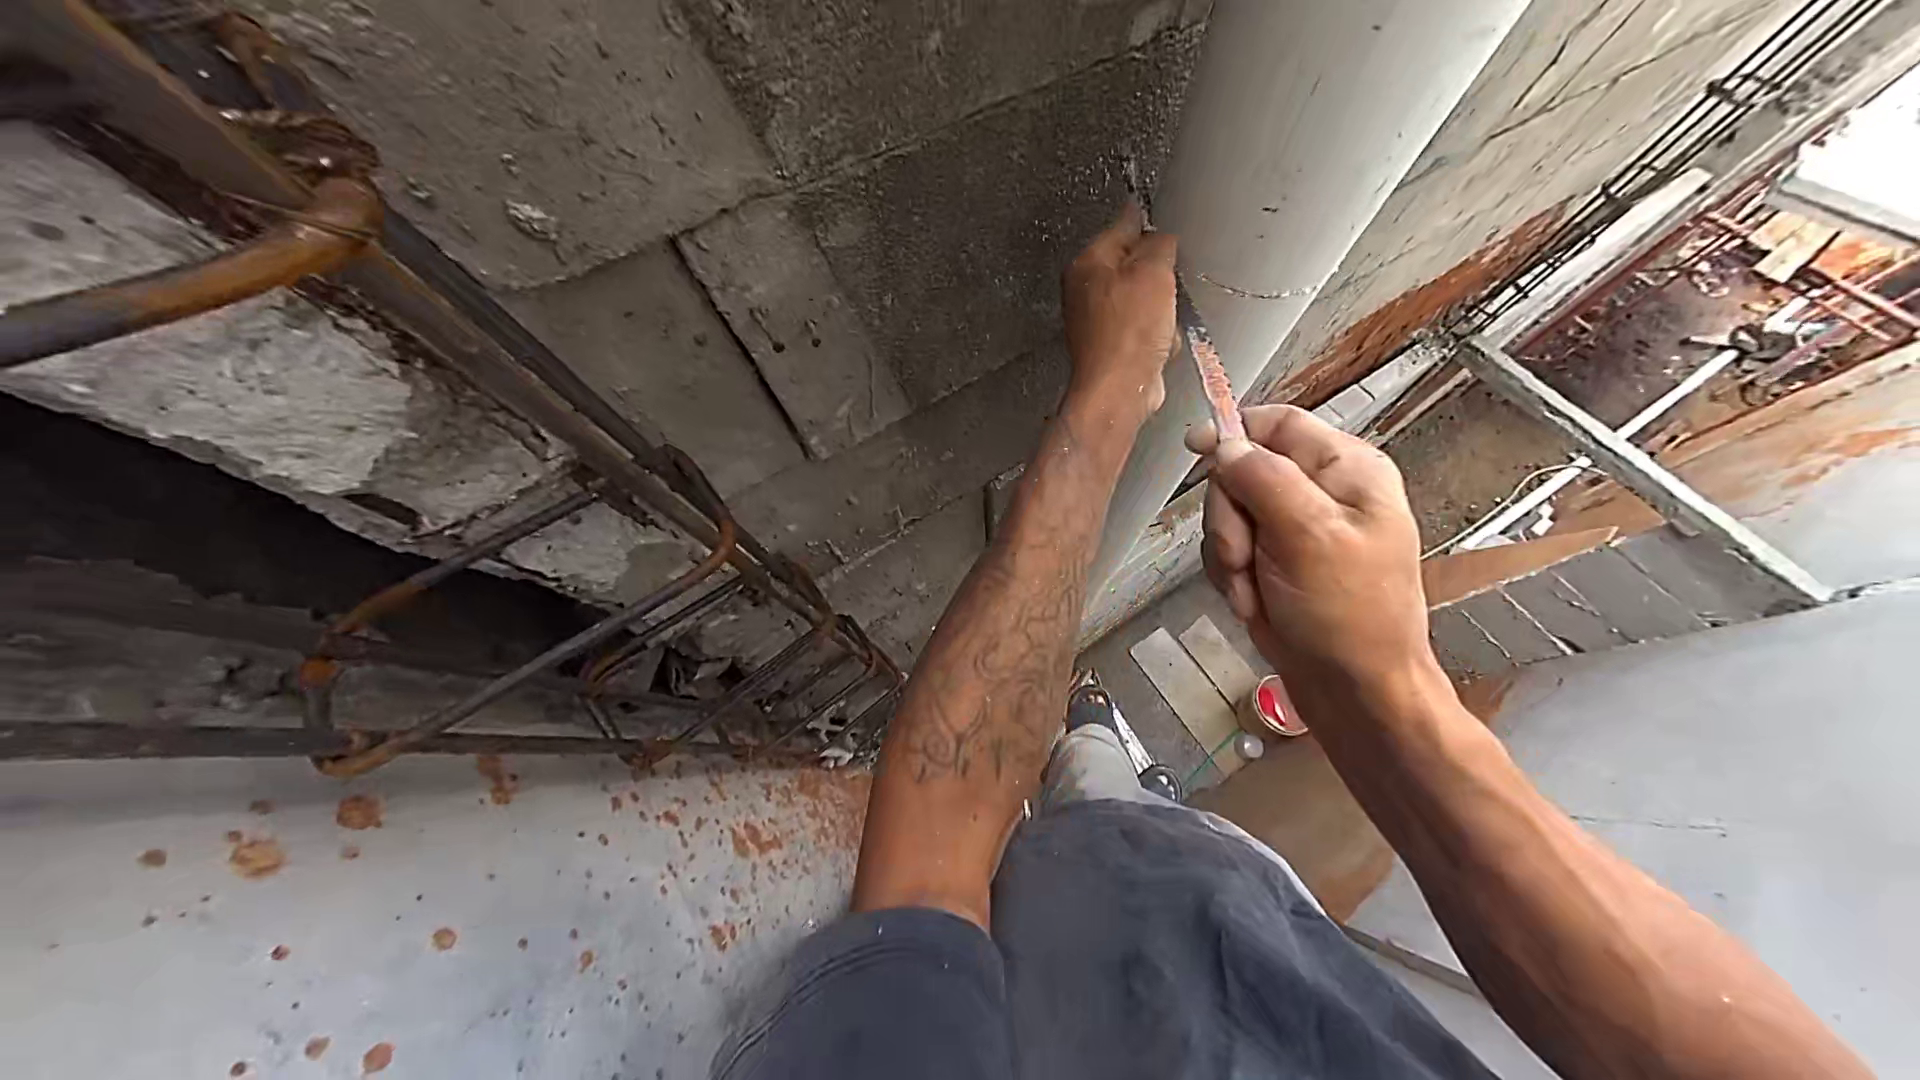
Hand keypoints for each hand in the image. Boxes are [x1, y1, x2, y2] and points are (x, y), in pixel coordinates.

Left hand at [1062, 201, 1176, 427]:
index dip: (1152, 225)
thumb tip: (1161, 238)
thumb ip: (1159, 243)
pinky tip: (1158, 345)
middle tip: (1166, 287)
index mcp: (1087, 264)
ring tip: (1161, 324)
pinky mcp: (1112, 346)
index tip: (1170, 227)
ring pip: (1146, 299)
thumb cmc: (1127, 335)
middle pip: (1136, 265)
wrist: (1120, 390)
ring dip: (1163, 311)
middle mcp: (1086, 291)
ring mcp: (1098, 321)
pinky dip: (1158, 337)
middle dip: (1160, 277)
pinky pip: (1146, 330)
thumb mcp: (1153, 271)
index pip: (1123, 225)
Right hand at [1187, 405, 1434, 690]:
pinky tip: (1252, 598)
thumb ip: (1266, 480)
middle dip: (1229, 517)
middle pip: (1240, 473)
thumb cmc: (1347, 612)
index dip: (1235, 430)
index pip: (1279, 424)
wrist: (1350, 686)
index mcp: (1345, 471)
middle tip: (1244, 556)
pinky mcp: (1267, 560)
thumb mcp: (1311, 536)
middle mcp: (1315, 492)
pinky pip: (1224, 548)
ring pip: (1225, 514)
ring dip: (1228, 554)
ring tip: (1255, 587)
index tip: (1195, 448)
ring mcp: (1288, 528)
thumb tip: (1225, 444)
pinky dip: (1229, 574)